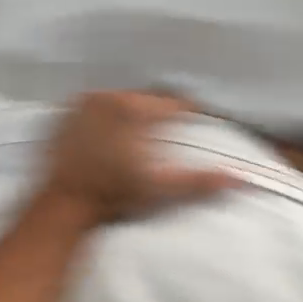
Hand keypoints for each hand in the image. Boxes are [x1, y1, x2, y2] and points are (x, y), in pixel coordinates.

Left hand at [41, 91, 238, 222]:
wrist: (63, 203)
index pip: (174, 103)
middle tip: (157, 142)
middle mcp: (110, 98)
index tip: (189, 125)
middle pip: (145, 100)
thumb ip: (200, 180)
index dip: (186, 115)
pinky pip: (91, 108)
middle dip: (154, 117)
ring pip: (118, 101)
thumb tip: (239, 179)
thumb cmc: (113, 196)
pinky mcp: (63, 113)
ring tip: (129, 143)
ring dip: (127, 116)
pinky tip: (103, 141)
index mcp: (136, 110)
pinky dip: (100, 119)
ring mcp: (83, 103)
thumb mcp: (161, 189)